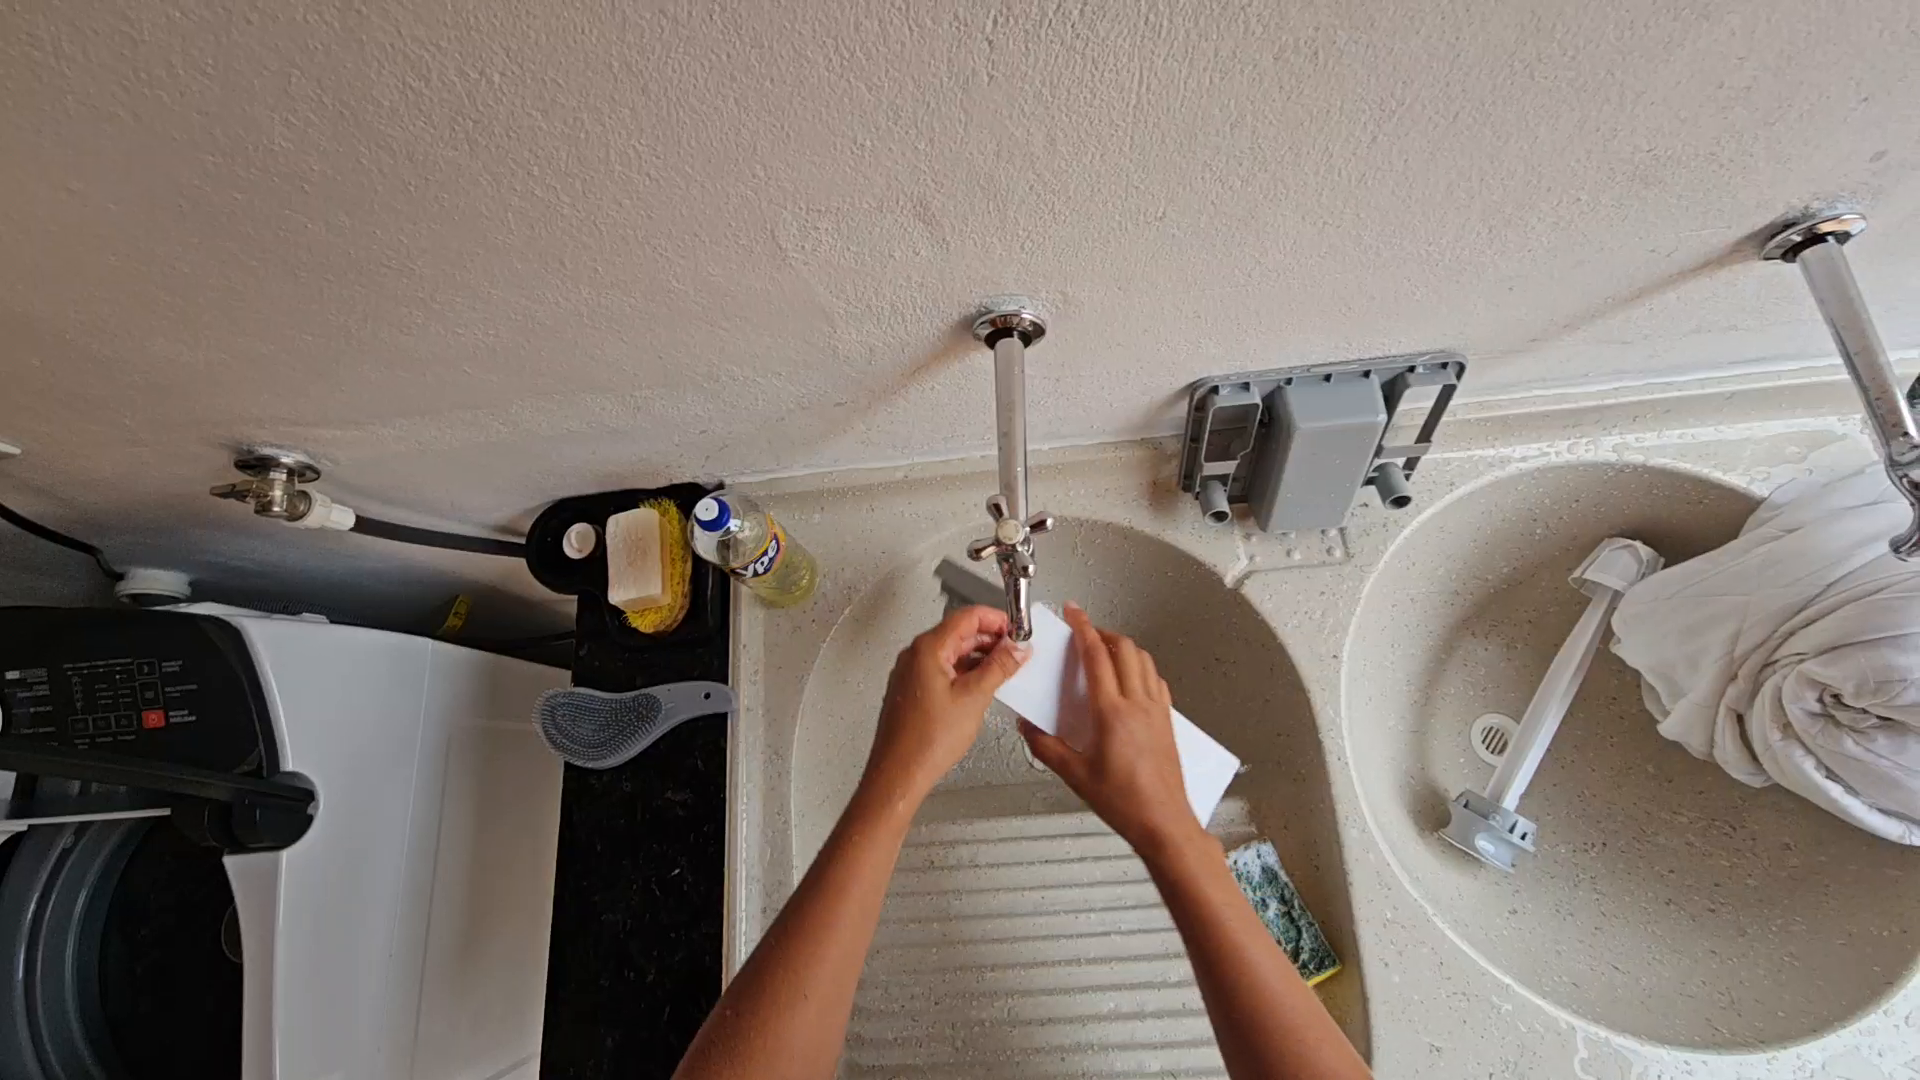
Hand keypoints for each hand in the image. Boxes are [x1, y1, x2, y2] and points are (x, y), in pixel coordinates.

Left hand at [864, 605, 1029, 801]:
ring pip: (952, 651)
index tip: (1015, 629)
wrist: (899, 773)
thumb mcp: (975, 697)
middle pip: (959, 632)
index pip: (967, 617)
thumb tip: (1015, 649)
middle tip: (1015, 650)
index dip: (996, 619)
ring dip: (979, 656)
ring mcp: (912, 672)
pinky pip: (943, 669)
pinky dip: (965, 671)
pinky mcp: (913, 689)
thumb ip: (999, 667)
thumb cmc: (925, 741)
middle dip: (990, 638)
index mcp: (928, 649)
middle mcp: (915, 656)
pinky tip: (981, 685)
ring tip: (1003, 669)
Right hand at [1020, 603, 1209, 857]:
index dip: (1083, 627)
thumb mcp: (1074, 775)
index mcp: (1112, 712)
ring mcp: (1156, 710)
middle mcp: (1138, 704)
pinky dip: (1140, 667)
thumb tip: (1028, 728)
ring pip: (1143, 660)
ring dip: (1122, 646)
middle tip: (1084, 631)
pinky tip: (1131, 678)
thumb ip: (1046, 747)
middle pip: (1123, 648)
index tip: (1074, 613)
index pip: (1096, 655)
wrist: (1164, 822)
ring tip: (1105, 648)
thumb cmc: (1125, 802)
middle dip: (1102, 632)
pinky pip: (1155, 680)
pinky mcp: (1168, 720)